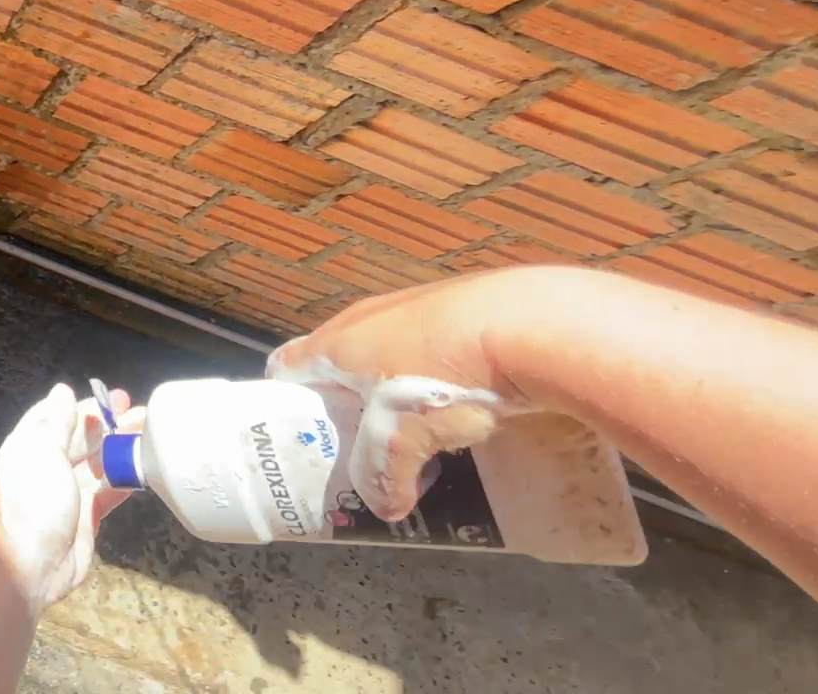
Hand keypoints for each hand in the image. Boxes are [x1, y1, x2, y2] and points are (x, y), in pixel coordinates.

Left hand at [0, 383, 141, 616]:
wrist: (32, 566)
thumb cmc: (34, 502)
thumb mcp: (43, 453)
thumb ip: (57, 422)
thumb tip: (63, 389)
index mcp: (30, 445)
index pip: (55, 414)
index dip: (82, 405)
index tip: (109, 397)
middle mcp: (47, 464)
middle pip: (80, 437)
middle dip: (108, 424)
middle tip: (140, 412)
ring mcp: (67, 490)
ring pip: (98, 462)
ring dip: (121, 449)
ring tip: (150, 435)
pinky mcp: (86, 514)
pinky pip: (107, 490)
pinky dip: (124, 479)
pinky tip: (145, 470)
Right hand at [264, 265, 591, 521]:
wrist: (532, 325)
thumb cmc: (440, 379)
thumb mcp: (403, 438)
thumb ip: (383, 472)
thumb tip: (384, 509)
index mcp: (334, 343)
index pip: (285, 367)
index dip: (286, 400)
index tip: (300, 433)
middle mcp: (362, 319)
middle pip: (337, 364)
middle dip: (346, 404)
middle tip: (365, 443)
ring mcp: (409, 308)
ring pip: (386, 355)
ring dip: (393, 390)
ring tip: (423, 430)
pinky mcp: (457, 308)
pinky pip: (430, 347)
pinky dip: (436, 374)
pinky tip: (469, 401)